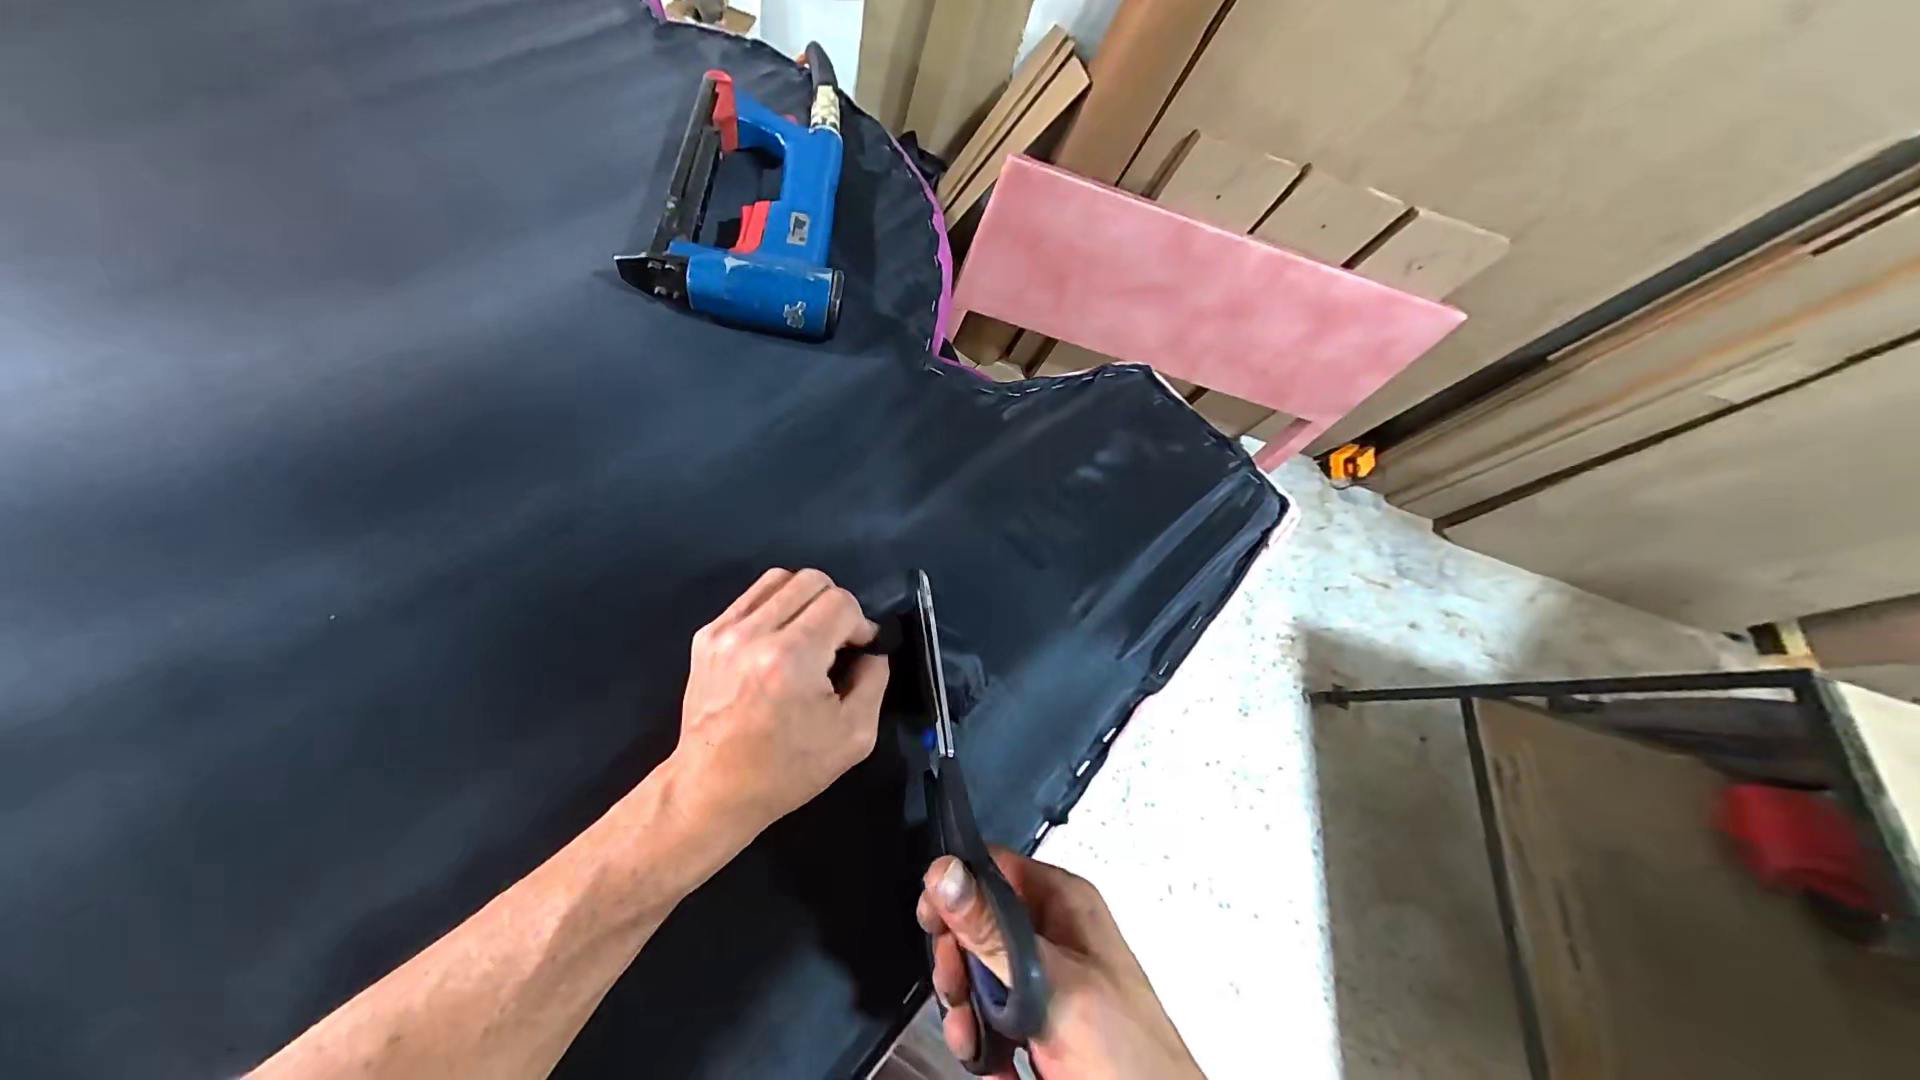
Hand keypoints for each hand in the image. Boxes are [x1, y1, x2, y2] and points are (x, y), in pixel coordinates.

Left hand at [669, 568, 889, 843]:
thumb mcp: (855, 735)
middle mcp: (754, 634)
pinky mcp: (706, 636)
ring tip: (808, 635)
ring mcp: (724, 632)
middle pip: (812, 580)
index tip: (859, 650)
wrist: (713, 790)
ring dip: (805, 600)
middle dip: (836, 606)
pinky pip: (752, 596)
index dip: (861, 623)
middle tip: (836, 642)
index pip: (841, 602)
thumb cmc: (787, 769)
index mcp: (792, 658)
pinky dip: (776, 607)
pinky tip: (779, 640)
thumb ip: (874, 681)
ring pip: (780, 578)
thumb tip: (871, 650)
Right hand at [916, 849, 1204, 1079]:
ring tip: (975, 1046)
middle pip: (976, 923)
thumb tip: (943, 870)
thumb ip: (992, 932)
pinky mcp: (1036, 1020)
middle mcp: (1049, 930)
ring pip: (976, 972)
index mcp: (1061, 902)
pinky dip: (981, 1040)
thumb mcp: (1050, 985)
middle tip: (960, 998)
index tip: (931, 924)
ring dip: (965, 1010)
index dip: (956, 888)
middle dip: (959, 965)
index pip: (993, 867)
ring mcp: (1043, 977)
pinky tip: (992, 1065)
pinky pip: (988, 1013)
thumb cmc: (1122, 1054)